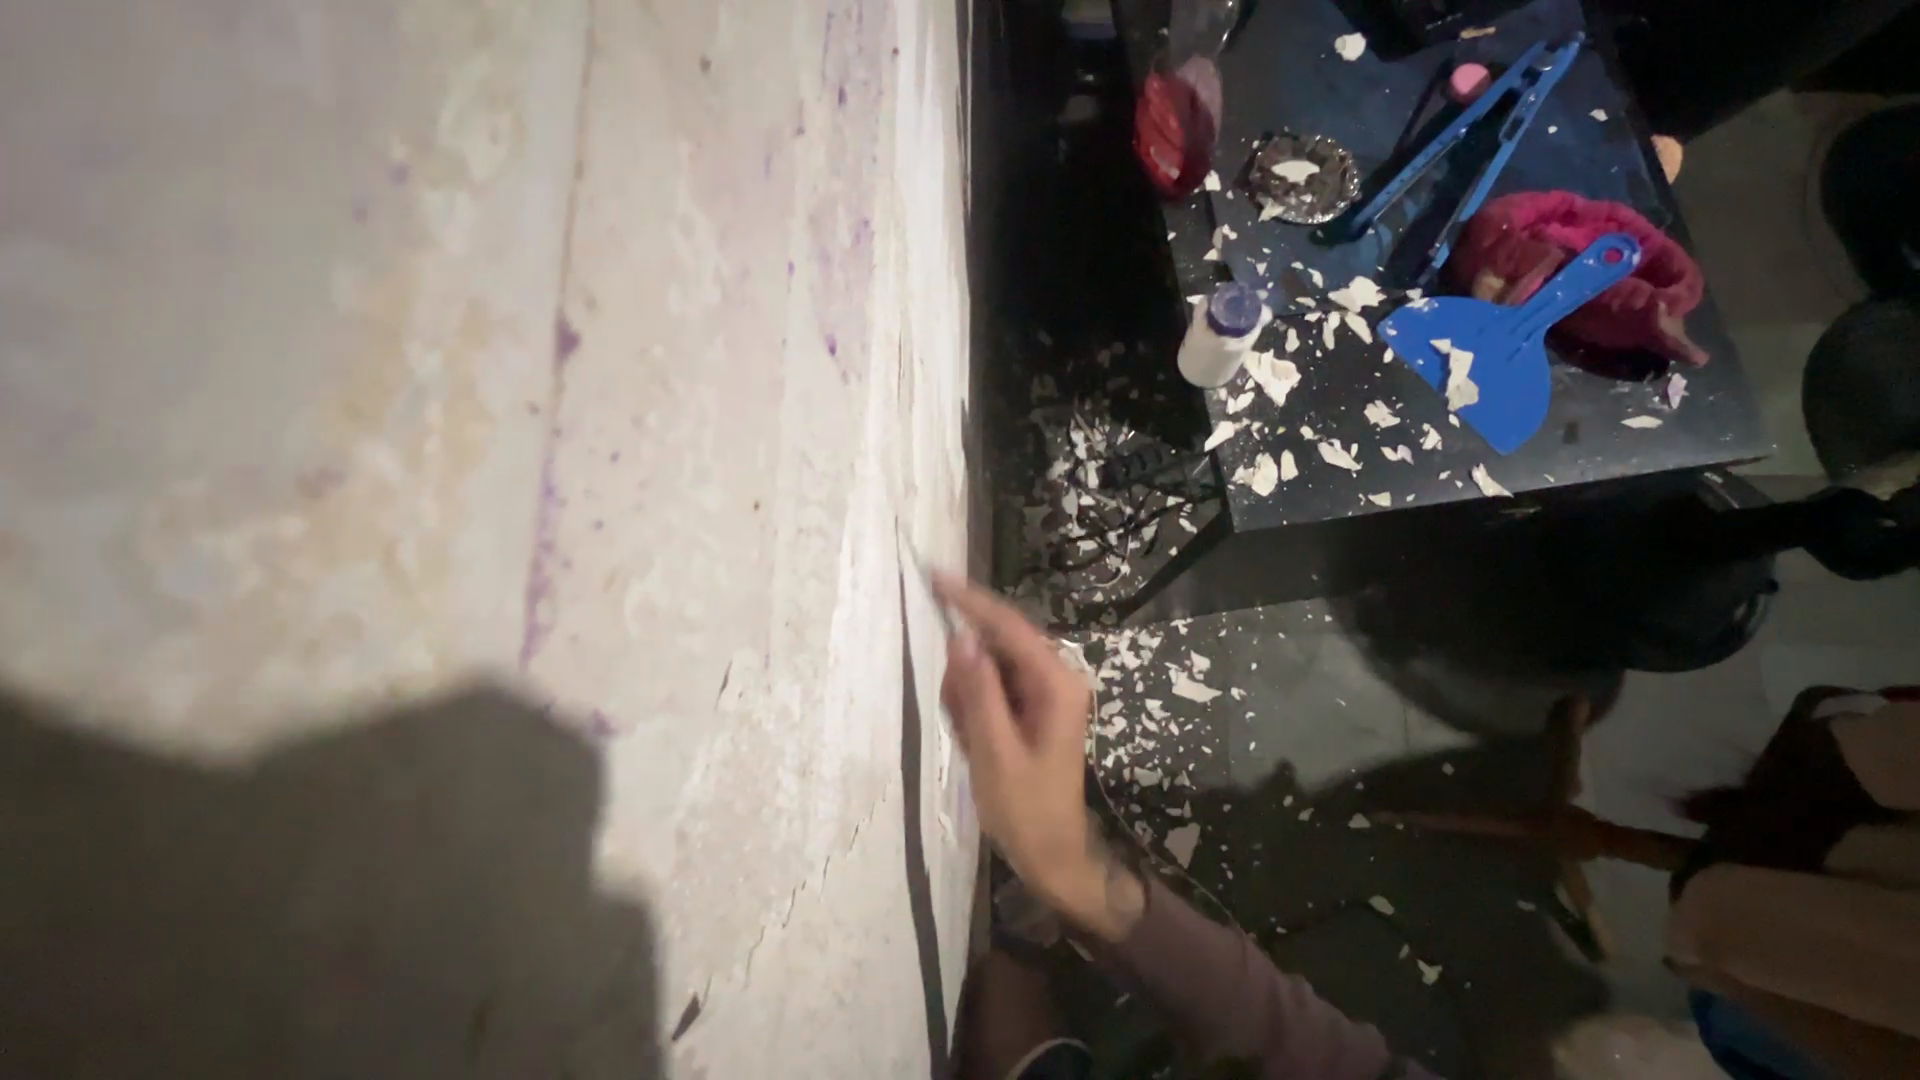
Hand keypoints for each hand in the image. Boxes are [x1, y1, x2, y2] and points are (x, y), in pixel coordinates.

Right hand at [933, 573, 1142, 940]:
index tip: (935, 576)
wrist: (1053, 856)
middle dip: (965, 677)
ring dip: (967, 699)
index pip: (1008, 627)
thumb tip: (960, 637)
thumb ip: (977, 691)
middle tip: (960, 724)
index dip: (970, 601)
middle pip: (994, 646)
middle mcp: (1054, 678)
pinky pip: (990, 691)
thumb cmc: (1026, 810)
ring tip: (971, 743)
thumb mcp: (994, 752)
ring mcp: (1043, 693)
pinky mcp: (1031, 708)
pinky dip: (973, 711)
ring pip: (987, 669)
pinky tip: (976, 744)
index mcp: (1056, 684)